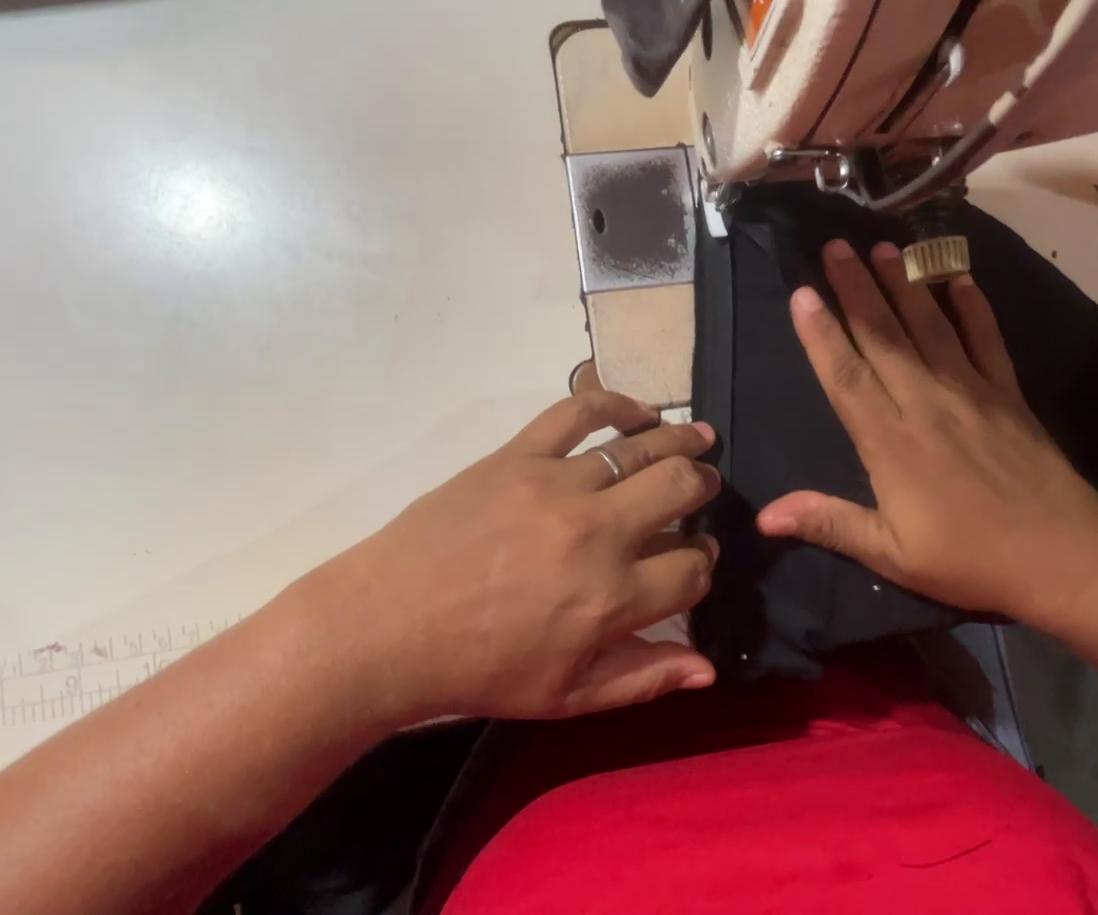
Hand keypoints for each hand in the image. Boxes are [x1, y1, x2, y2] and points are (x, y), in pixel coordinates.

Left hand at [291, 391, 721, 724]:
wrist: (387, 628)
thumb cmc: (480, 669)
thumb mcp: (566, 695)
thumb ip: (643, 679)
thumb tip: (710, 667)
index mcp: (612, 598)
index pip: (694, 567)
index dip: (704, 563)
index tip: (694, 560)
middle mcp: (598, 533)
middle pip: (681, 490)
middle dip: (705, 488)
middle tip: (705, 488)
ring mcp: (557, 486)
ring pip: (642, 448)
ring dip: (682, 440)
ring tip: (700, 437)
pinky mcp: (519, 455)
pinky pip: (578, 411)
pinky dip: (616, 403)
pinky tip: (639, 410)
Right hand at [755, 239, 1097, 619]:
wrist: (1062, 556)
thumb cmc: (968, 558)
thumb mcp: (891, 554)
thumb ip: (829, 523)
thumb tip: (764, 517)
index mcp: (890, 440)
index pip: (846, 376)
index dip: (821, 334)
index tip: (803, 292)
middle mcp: (925, 403)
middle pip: (883, 336)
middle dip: (856, 289)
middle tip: (837, 246)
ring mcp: (970, 392)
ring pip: (929, 326)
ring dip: (904, 284)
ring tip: (883, 247)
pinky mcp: (1008, 394)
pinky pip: (986, 340)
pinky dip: (972, 307)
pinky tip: (959, 278)